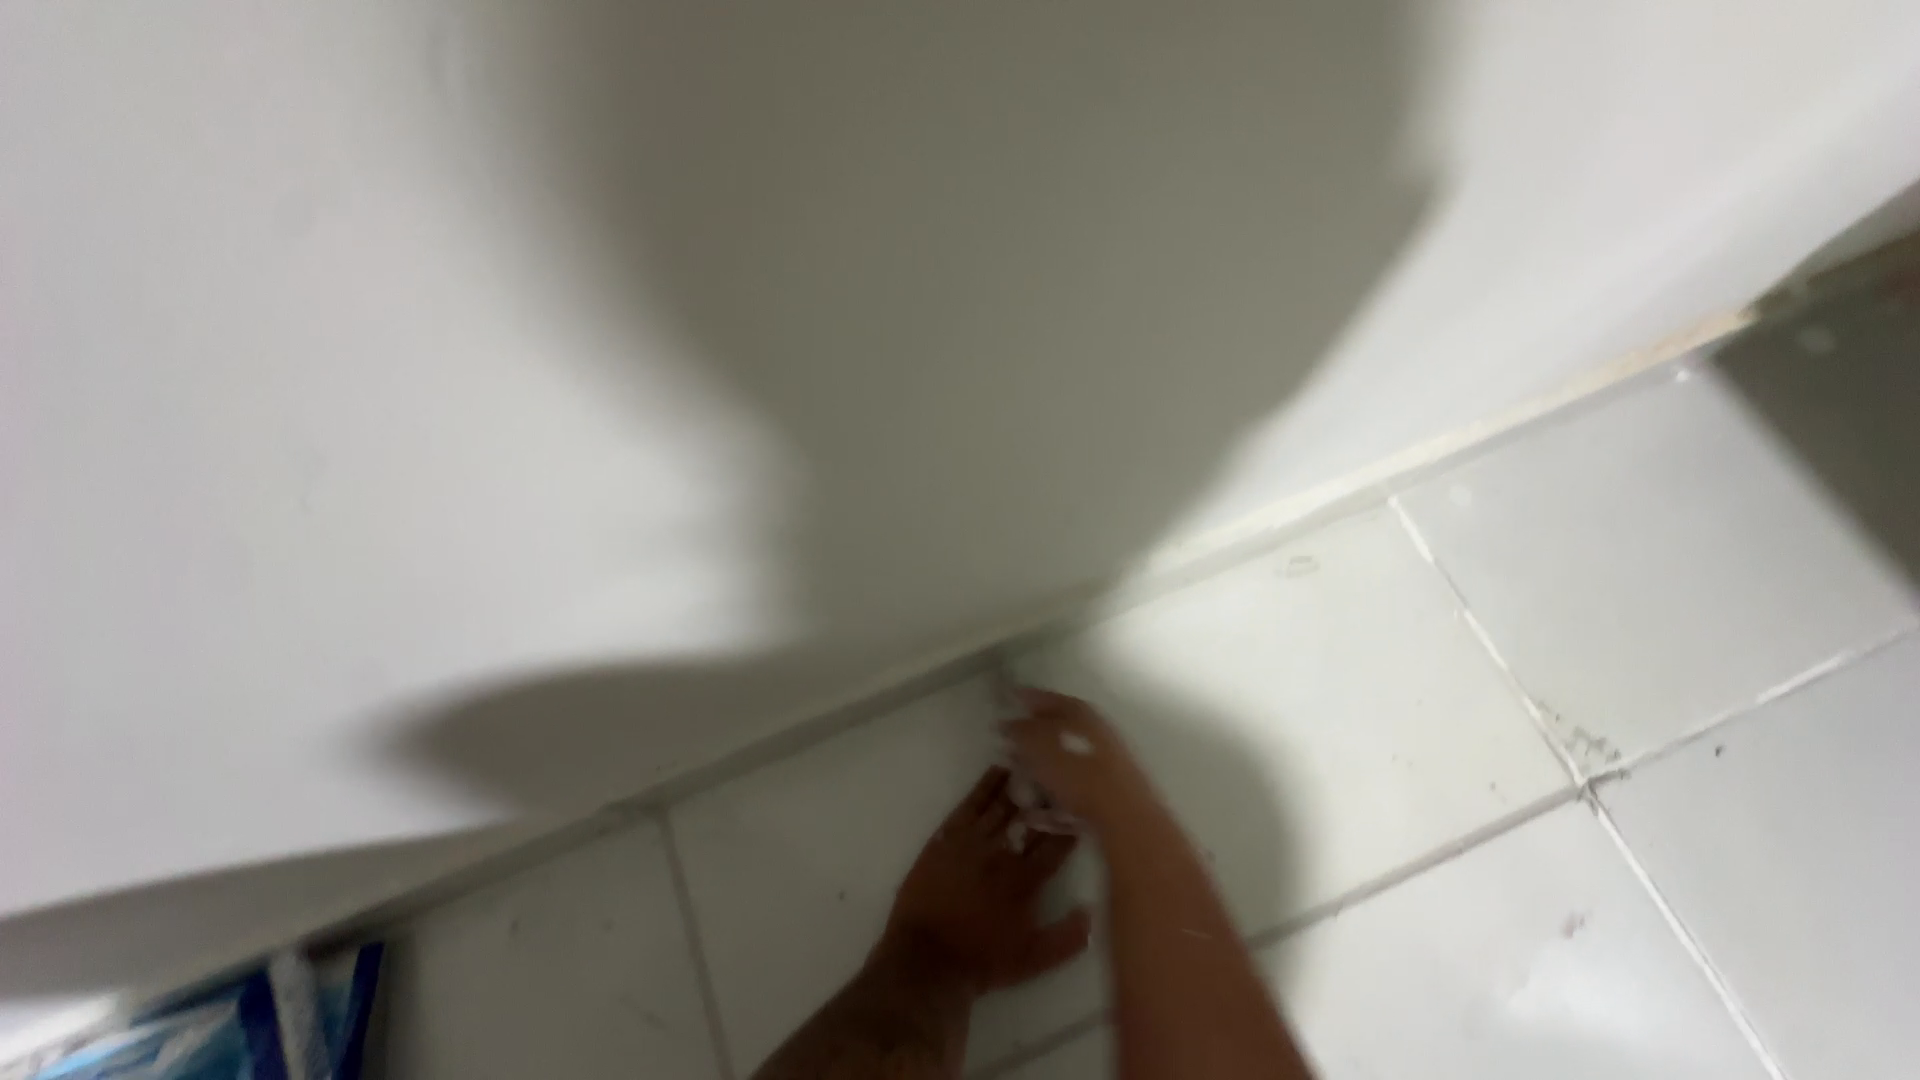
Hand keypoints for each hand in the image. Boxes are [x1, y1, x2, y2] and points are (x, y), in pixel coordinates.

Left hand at [879, 767, 1091, 994]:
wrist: (926, 959)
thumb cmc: (982, 961)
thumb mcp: (1033, 960)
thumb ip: (1067, 938)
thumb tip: (1092, 912)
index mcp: (1026, 879)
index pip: (1056, 843)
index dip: (1070, 823)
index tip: (1083, 804)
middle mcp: (1003, 852)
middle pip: (1031, 816)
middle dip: (1048, 795)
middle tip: (1062, 771)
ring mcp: (973, 840)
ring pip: (1002, 804)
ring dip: (1020, 783)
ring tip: (1036, 761)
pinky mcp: (947, 836)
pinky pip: (970, 803)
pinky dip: (985, 785)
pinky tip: (997, 770)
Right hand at [999, 688, 1152, 828]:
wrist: (1122, 813)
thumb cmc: (1074, 770)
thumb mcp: (1036, 744)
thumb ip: (1018, 730)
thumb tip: (1006, 723)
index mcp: (1077, 711)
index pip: (1044, 698)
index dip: (1023, 700)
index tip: (1005, 704)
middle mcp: (1094, 731)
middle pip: (1055, 733)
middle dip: (1030, 744)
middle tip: (1008, 754)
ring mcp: (1103, 764)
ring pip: (1064, 766)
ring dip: (1041, 777)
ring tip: (1019, 791)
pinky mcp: (1107, 794)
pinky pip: (1073, 795)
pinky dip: (1054, 804)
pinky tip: (1036, 819)